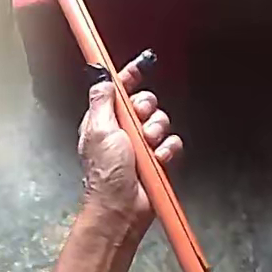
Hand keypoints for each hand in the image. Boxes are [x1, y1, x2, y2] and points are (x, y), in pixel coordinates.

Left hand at [78, 51, 181, 233]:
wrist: (122, 207)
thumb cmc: (106, 173)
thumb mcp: (99, 129)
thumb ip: (102, 100)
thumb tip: (100, 77)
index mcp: (104, 120)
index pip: (119, 89)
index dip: (130, 75)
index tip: (142, 64)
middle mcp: (123, 130)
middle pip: (144, 102)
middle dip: (145, 110)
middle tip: (139, 123)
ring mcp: (141, 145)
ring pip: (161, 121)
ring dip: (156, 132)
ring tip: (147, 147)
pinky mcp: (157, 160)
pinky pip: (172, 144)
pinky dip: (167, 151)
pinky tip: (158, 160)